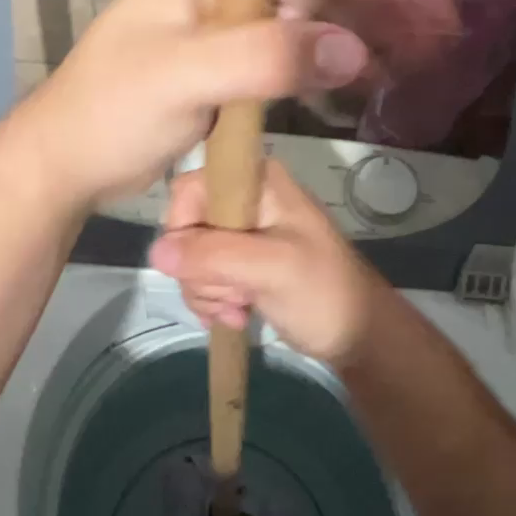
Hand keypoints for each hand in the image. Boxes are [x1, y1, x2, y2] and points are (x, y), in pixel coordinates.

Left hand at [6, 0, 453, 209]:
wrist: (67, 160)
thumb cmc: (112, 110)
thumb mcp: (181, 78)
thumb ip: (260, 58)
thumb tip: (349, 47)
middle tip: (440, 19)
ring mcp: (224, 28)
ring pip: (310, 14)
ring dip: (363, 26)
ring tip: (421, 48)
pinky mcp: (227, 68)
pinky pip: (293, 52)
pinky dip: (331, 60)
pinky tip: (365, 76)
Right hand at [147, 161, 385, 363]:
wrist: (359, 334)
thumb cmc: (323, 292)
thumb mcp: (272, 269)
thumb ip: (215, 256)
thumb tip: (157, 252)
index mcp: (256, 180)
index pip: (189, 190)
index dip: (185, 230)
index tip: (202, 266)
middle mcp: (244, 196)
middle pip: (186, 226)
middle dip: (200, 271)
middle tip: (235, 293)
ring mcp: (241, 229)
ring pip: (190, 256)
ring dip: (207, 291)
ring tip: (240, 308)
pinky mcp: (240, 259)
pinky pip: (202, 274)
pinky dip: (212, 298)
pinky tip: (237, 314)